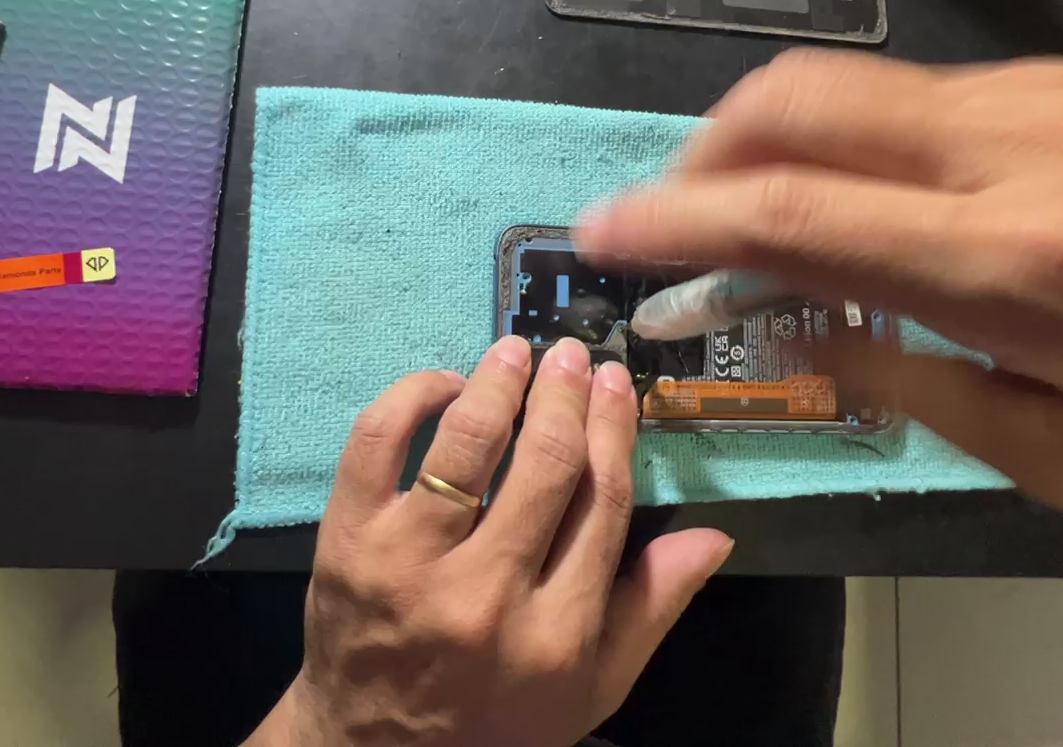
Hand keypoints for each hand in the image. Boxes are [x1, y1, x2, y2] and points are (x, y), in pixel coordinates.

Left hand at [248, 336, 732, 746]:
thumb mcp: (590, 687)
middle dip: (564, 393)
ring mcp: (408, 561)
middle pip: (543, 461)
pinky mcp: (348, 539)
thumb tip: (714, 535)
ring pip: (465, 443)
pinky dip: (412, 396)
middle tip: (571, 354)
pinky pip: (378, 441)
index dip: (613, 427)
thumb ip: (652, 607)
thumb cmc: (495, 716)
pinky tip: (443, 385)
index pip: (601, 498)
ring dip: (497, 382)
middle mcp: (486, 591)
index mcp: (557, 630)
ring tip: (513, 351)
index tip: (614, 381)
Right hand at [577, 51, 1062, 514]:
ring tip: (740, 207)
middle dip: (696, 155)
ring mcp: (1026, 95)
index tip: (603, 229)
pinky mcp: (1045, 75)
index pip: (791, 218)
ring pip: (828, 85)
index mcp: (1018, 267)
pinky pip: (886, 93)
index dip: (675, 218)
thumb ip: (913, 392)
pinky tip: (838, 190)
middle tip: (672, 217)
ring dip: (750, 140)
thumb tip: (798, 337)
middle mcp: (1006, 152)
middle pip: (789, 109)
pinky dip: (821, 135)